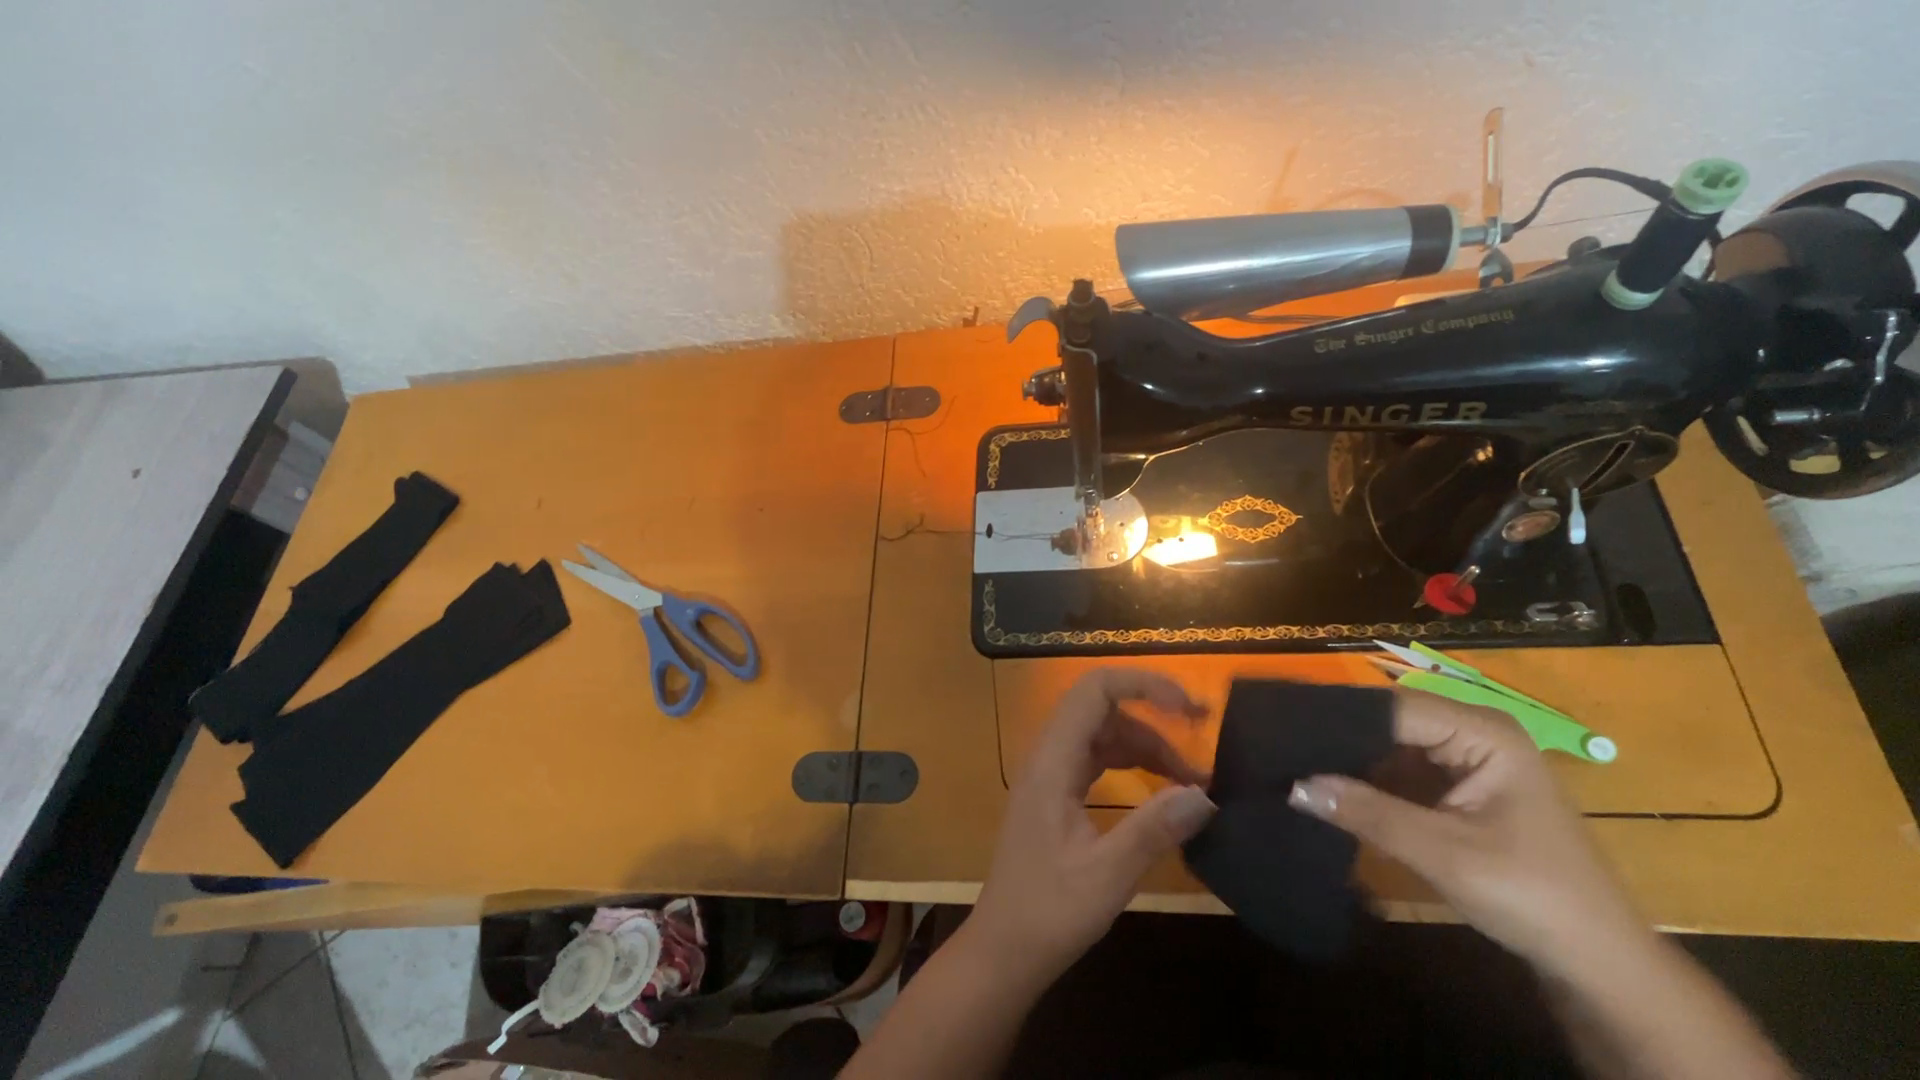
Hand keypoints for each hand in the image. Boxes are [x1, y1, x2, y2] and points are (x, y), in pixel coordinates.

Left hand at [969, 668, 1218, 979]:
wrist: (1004, 950)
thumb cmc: (1049, 912)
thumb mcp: (1108, 874)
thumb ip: (1154, 829)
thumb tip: (1205, 793)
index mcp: (1051, 763)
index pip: (1094, 690)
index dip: (1143, 684)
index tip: (1190, 709)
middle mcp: (1046, 759)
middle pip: (1102, 711)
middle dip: (1154, 722)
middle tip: (1201, 755)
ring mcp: (1048, 778)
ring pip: (1101, 736)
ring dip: (1145, 748)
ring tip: (1190, 782)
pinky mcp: (1054, 798)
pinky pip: (1095, 761)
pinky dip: (1130, 766)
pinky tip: (1159, 793)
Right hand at [1286, 690, 1651, 977]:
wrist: (1592, 957)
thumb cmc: (1530, 894)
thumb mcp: (1443, 853)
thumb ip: (1368, 813)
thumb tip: (1293, 785)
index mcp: (1483, 732)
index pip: (1395, 707)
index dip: (1339, 716)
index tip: (1283, 726)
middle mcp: (1473, 734)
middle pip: (1390, 722)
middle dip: (1338, 738)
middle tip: (1277, 747)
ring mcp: (1465, 762)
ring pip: (1390, 748)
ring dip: (1347, 762)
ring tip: (1288, 765)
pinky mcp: (1455, 790)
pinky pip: (1399, 774)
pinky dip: (1365, 785)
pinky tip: (1323, 790)